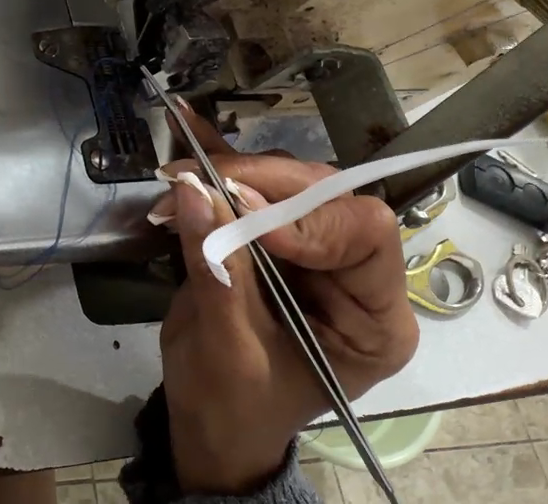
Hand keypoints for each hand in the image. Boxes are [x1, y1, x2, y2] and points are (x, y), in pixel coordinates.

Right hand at [152, 103, 417, 492]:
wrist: (210, 424)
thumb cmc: (234, 407)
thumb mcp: (229, 349)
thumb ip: (219, 270)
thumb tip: (193, 190)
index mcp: (373, 316)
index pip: (365, 233)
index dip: (308, 216)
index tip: (243, 213)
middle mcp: (350, 272)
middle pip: (321, 195)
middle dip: (255, 181)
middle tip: (190, 181)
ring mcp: (309, 248)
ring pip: (283, 181)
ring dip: (226, 169)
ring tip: (174, 176)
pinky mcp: (267, 234)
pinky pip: (248, 184)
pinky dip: (215, 155)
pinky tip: (185, 123)